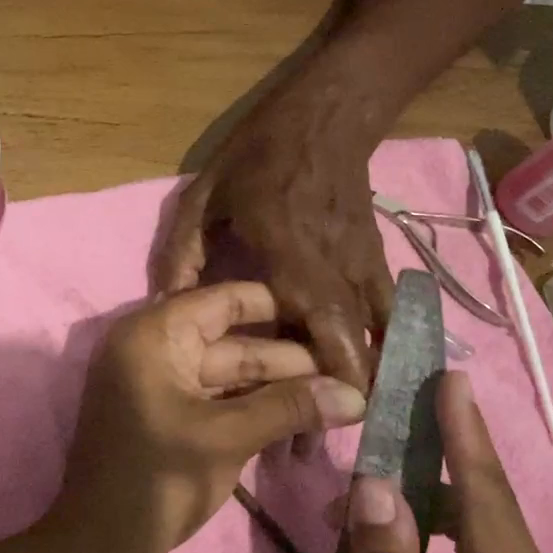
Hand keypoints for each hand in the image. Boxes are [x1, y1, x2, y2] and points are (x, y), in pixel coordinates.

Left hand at [41, 283, 367, 552]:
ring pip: (232, 374)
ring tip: (347, 402)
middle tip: (359, 375)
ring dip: (282, 390)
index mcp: (154, 333)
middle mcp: (154, 345)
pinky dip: (257, 409)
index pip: (228, 299)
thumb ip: (290, 407)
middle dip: (294, 360)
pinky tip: (308, 422)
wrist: (97, 545)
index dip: (285, 307)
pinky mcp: (169, 414)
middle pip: (236, 340)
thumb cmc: (155, 481)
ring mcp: (160, 381)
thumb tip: (358, 393)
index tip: (340, 318)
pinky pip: (219, 399)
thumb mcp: (226, 438)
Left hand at [154, 77, 393, 389]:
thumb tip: (165, 304)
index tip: (329, 413)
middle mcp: (334, 266)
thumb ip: (182, 252)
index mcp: (288, 254)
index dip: (332, 369)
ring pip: (376, 330)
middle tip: (340, 437)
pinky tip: (383, 376)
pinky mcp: (375, 258)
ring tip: (363, 418)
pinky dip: (385, 344)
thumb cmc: (257, 154)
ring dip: (370, 373)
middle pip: (353, 338)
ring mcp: (362, 262)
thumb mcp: (202, 198)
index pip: (320, 321)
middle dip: (349, 389)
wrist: (326, 115)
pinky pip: (386, 311)